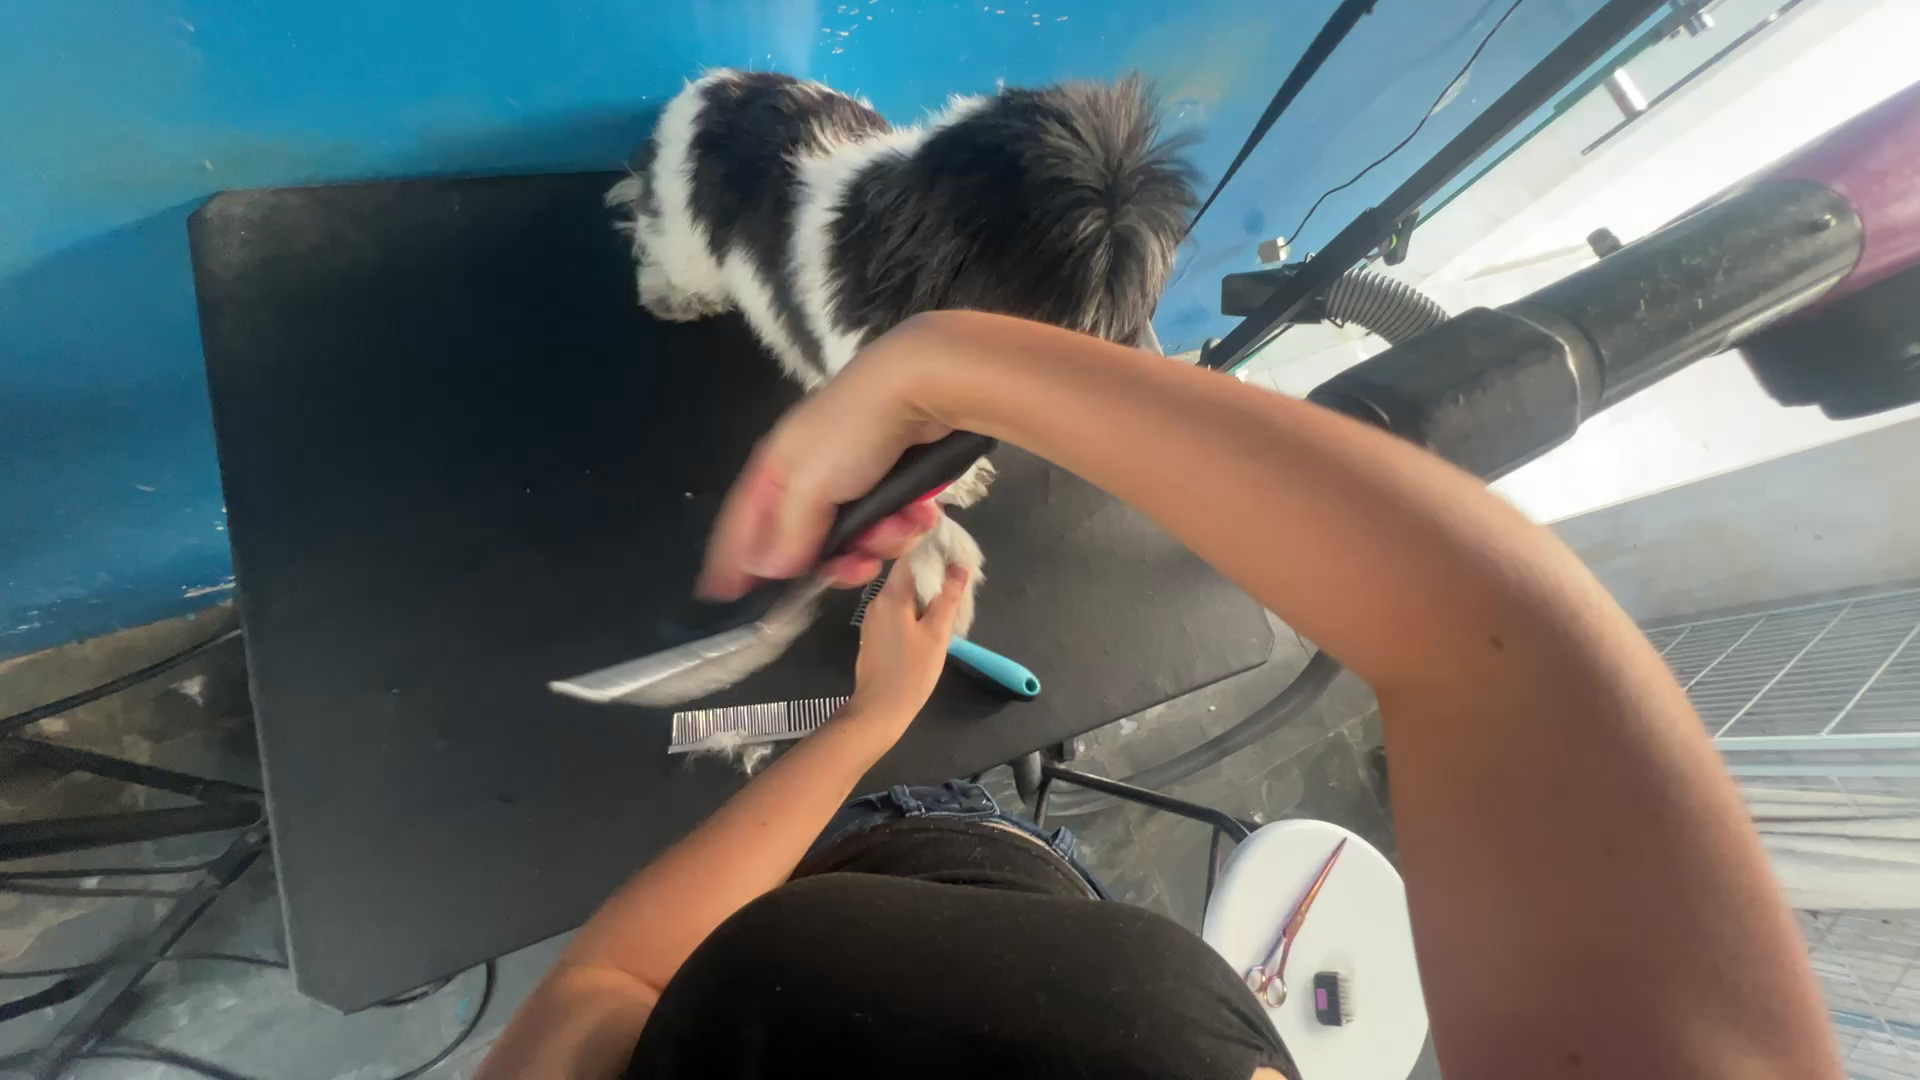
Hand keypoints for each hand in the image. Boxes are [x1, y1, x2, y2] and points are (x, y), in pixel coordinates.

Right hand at [696, 324, 950, 600]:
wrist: (923, 387)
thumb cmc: (854, 432)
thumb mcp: (810, 485)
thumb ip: (787, 533)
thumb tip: (764, 569)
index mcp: (775, 472)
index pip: (742, 523)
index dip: (733, 559)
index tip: (726, 595)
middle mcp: (808, 478)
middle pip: (807, 545)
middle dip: (838, 560)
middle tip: (858, 566)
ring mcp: (851, 481)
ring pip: (854, 541)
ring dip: (880, 541)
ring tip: (900, 524)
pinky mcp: (889, 483)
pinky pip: (889, 525)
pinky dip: (904, 525)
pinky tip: (920, 514)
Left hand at [849, 559, 967, 722]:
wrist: (879, 709)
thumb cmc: (911, 672)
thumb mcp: (936, 635)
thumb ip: (948, 598)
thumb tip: (960, 567)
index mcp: (891, 595)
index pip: (909, 556)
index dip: (930, 547)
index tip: (951, 545)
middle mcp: (877, 600)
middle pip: (906, 574)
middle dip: (932, 570)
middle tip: (959, 573)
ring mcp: (873, 617)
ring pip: (902, 592)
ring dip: (924, 590)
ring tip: (950, 595)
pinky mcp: (874, 632)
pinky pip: (896, 609)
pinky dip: (914, 606)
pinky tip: (931, 617)